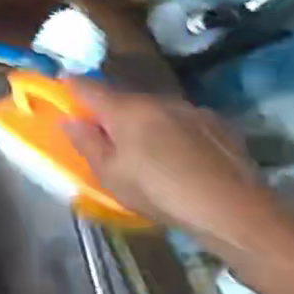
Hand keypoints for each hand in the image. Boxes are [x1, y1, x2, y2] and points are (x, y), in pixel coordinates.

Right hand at [64, 79, 275, 241]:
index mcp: (126, 110)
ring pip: (155, 110)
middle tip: (100, 133)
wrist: (232, 209)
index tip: (61, 83)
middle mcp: (158, 100)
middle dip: (109, 111)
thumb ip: (87, 144)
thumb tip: (69, 120)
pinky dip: (170, 132)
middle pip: (124, 99)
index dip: (72, 85)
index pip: (89, 88)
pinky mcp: (218, 125)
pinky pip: (181, 122)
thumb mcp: (110, 175)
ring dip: (143, 122)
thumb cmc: (158, 192)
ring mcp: (192, 110)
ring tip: (141, 149)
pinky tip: (176, 156)